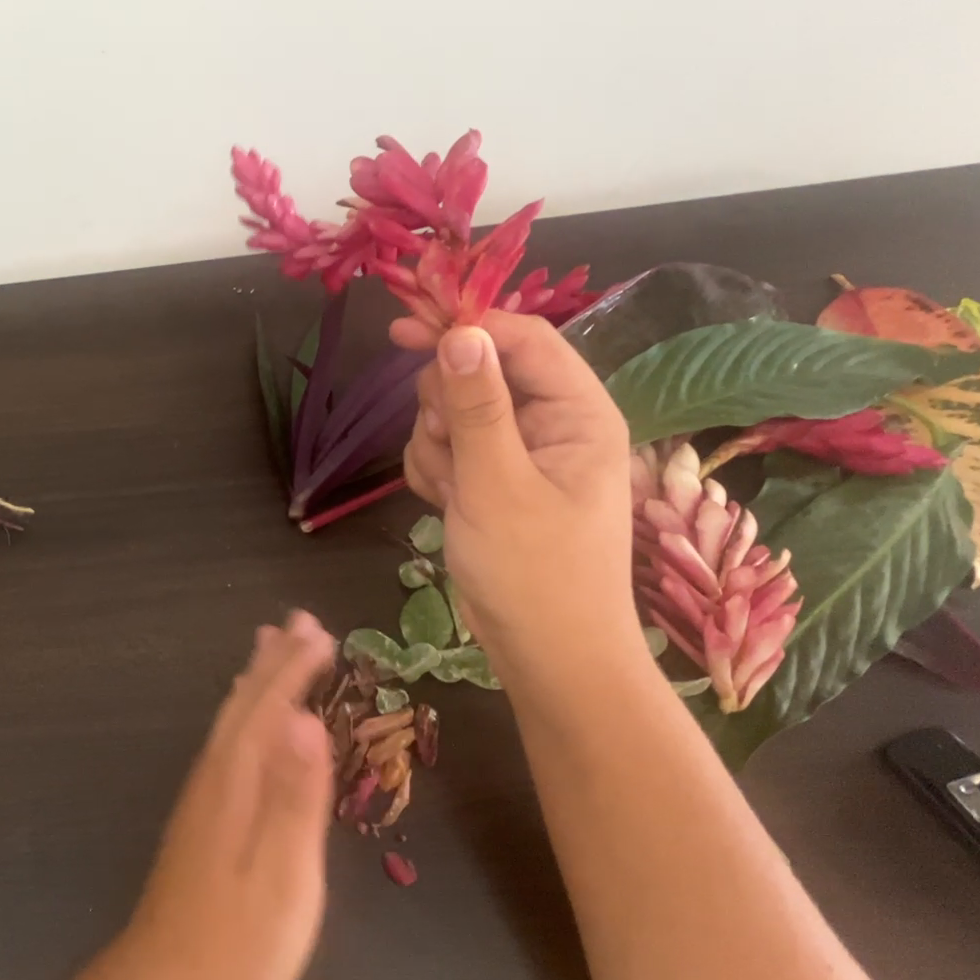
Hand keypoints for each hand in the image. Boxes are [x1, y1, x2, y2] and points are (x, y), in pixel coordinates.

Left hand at [67, 612, 335, 979]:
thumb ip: (295, 798)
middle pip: (245, 705)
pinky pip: (225, 744)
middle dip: (273, 662)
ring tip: (266, 648)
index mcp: (236, 781)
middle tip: (297, 621)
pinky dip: (240, 716)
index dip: (294, 668)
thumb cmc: (239, 937)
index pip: (269, 708)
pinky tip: (244, 724)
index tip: (319, 629)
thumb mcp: (283, 874)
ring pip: (230, 721)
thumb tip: (305, 718)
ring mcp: (202, 798)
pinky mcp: (200, 820)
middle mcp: (214, 777)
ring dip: (254, 682)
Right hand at [389, 312, 636, 680]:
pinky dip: (434, 472)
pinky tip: (445, 504)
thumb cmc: (533, 571)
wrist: (544, 653)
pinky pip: (445, 450)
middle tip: (447, 450)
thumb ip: (477, 406)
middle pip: (477, 373)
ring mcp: (518, 453)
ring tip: (452, 494)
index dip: (466, 326)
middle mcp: (550, 423)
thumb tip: (460, 332)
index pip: (522, 339)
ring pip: (451, 414)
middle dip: (446, 408)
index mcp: (576, 412)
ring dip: (436, 447)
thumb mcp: (497, 483)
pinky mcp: (491, 480)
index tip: (403, 330)